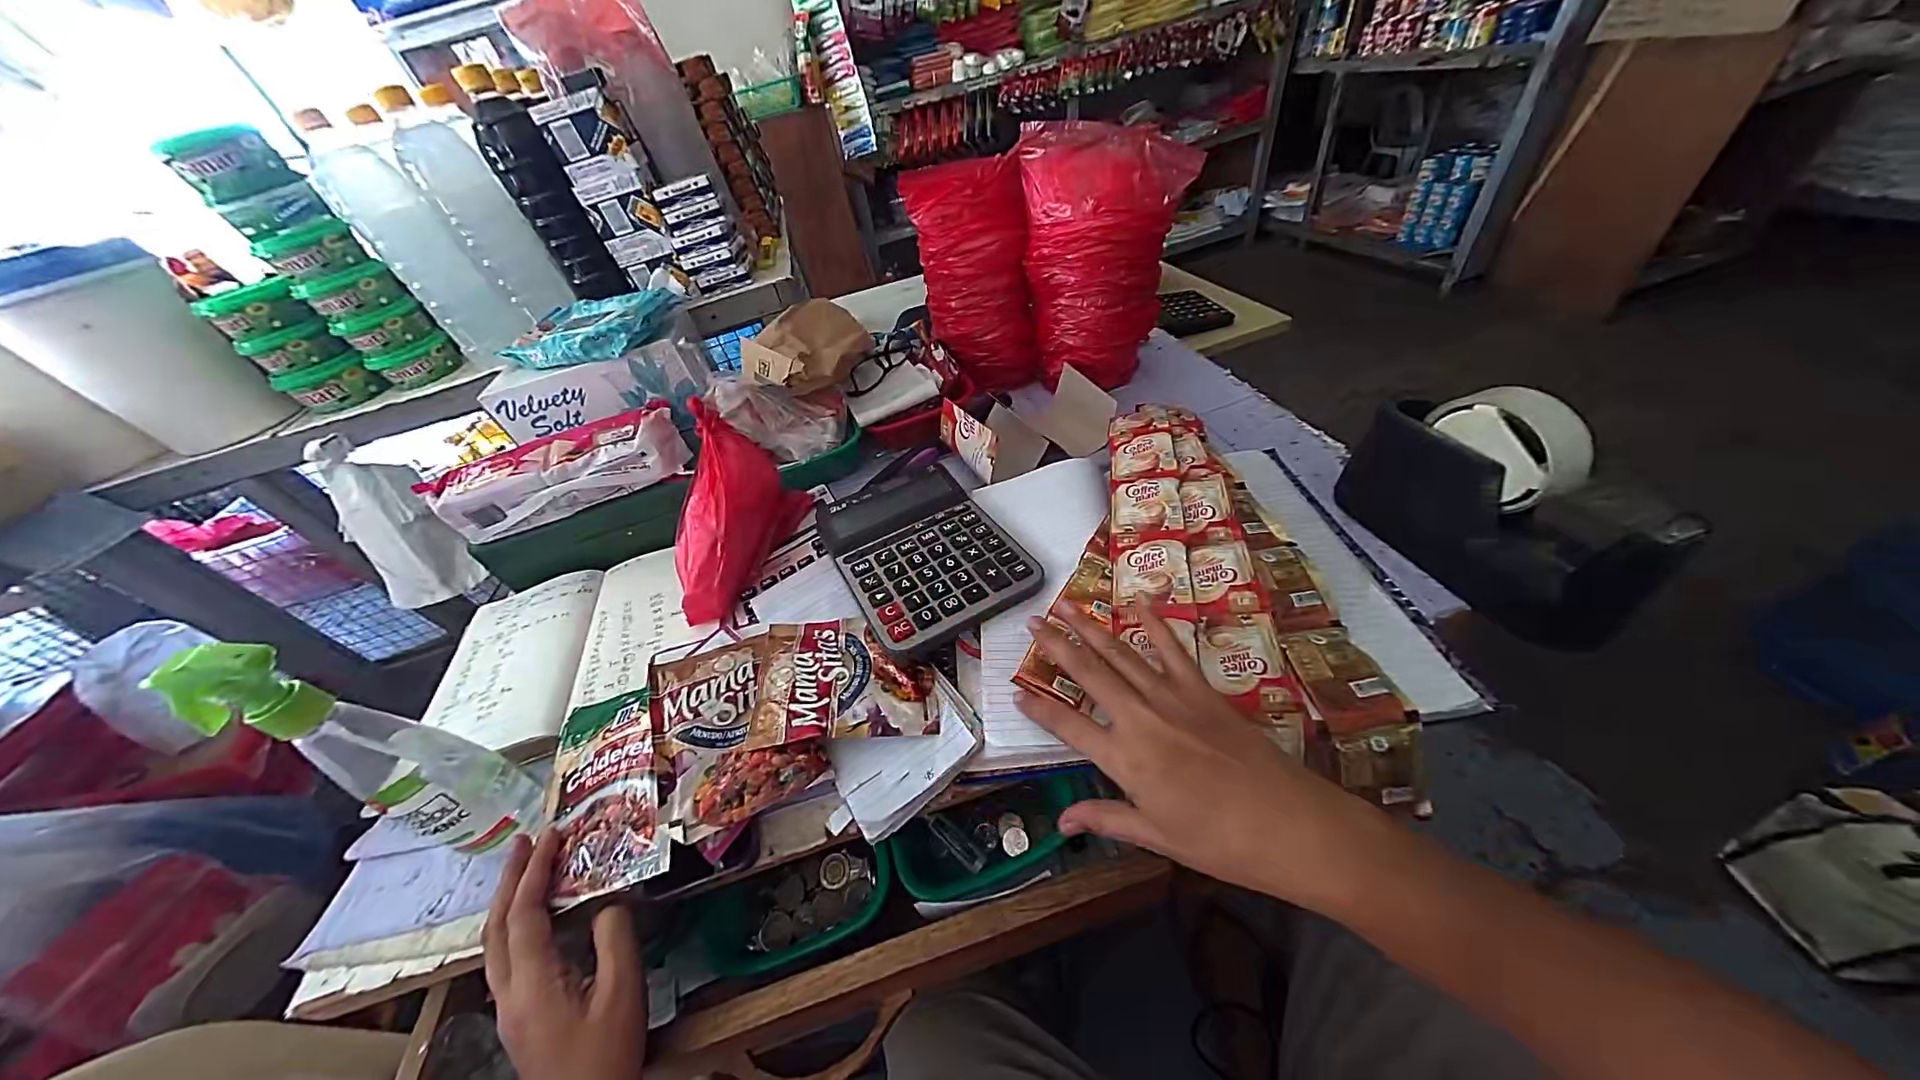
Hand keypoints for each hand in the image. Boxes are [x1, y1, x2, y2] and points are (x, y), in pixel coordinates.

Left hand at [484, 831, 646, 1079]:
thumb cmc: (606, 1053)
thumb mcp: (623, 992)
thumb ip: (614, 939)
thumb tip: (607, 902)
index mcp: (531, 984)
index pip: (523, 915)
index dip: (535, 872)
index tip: (553, 835)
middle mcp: (508, 993)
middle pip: (496, 927)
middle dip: (510, 880)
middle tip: (528, 841)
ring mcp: (508, 1006)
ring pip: (495, 943)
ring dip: (509, 900)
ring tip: (529, 868)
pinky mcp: (518, 1014)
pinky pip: (507, 955)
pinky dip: (517, 922)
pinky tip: (537, 915)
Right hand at [1016, 606, 1406, 914]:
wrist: (1289, 824)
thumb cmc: (1218, 840)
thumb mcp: (1155, 835)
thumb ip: (1105, 819)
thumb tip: (1062, 822)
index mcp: (1124, 759)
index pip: (1067, 724)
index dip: (1038, 707)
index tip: (1015, 690)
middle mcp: (1140, 718)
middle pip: (1088, 673)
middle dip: (1056, 644)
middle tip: (1033, 620)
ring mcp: (1172, 698)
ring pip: (1121, 653)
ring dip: (1090, 627)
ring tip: (1066, 604)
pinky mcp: (1201, 690)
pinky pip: (1171, 649)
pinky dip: (1154, 623)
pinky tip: (1138, 601)